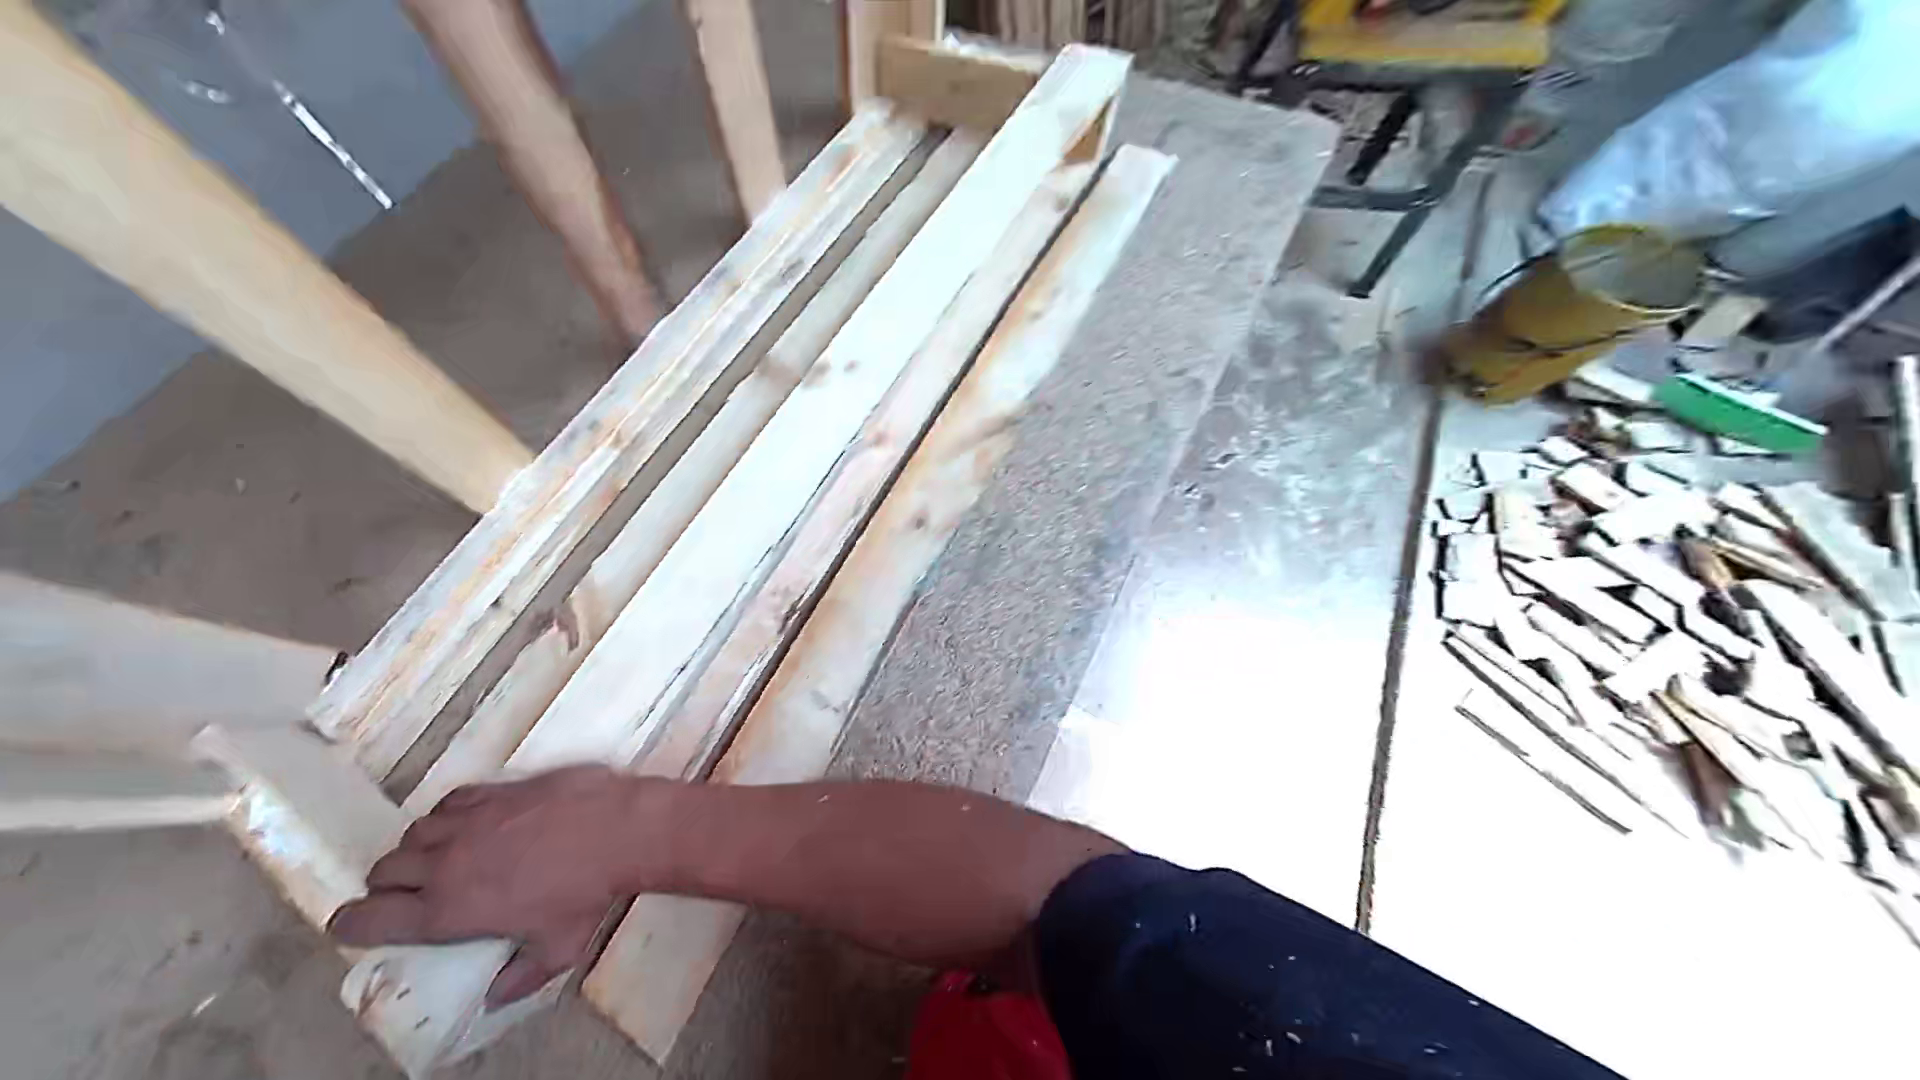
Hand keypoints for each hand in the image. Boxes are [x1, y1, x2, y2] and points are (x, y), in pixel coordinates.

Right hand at [328, 766, 657, 1004]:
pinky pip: (453, 799)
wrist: (621, 828)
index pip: (368, 920)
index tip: (355, 923)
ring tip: (442, 853)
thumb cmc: (590, 892)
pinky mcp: (500, 789)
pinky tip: (470, 817)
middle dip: (388, 883)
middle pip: (385, 871)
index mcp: (448, 911)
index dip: (351, 924)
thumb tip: (497, 996)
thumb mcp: (558, 948)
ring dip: (419, 845)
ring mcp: (473, 820)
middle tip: (410, 888)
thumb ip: (521, 976)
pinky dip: (450, 811)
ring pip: (415, 831)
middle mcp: (447, 863)